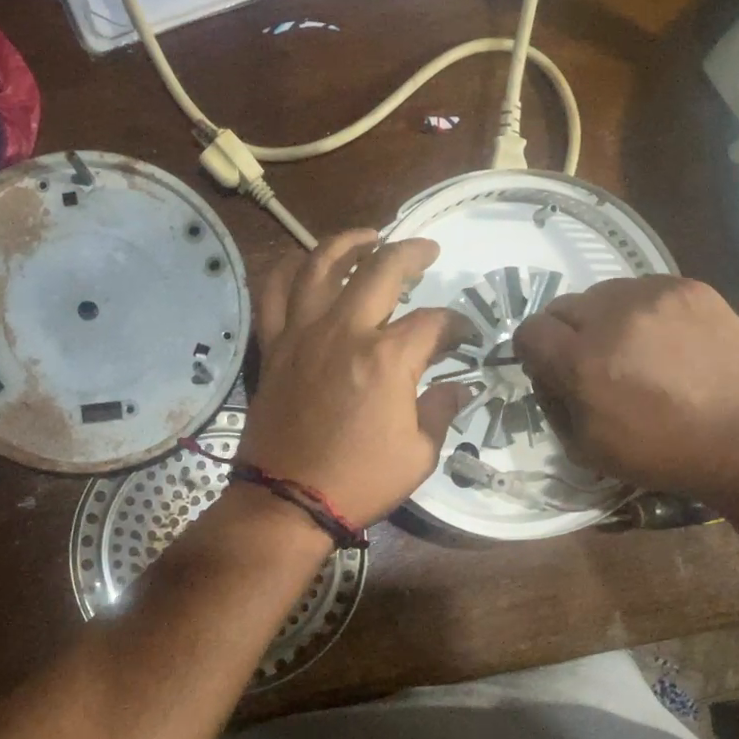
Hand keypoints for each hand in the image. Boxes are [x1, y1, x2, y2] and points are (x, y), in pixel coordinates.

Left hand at [238, 230, 471, 526]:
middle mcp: (344, 330)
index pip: (433, 323)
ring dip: (349, 243)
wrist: (288, 501)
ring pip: (320, 265)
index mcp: (387, 358)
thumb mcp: (419, 454)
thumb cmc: (360, 482)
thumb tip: (462, 387)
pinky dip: (288, 270)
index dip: (456, 326)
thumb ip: (441, 410)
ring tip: (370, 238)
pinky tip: (304, 264)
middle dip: (412, 253)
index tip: (464, 338)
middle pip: (382, 269)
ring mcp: (302, 334)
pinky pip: (273, 294)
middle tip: (427, 251)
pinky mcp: (273, 347)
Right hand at [512, 275, 738, 499]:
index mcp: (582, 362)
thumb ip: (553, 403)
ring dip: (605, 318)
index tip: (552, 369)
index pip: (530, 331)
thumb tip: (546, 372)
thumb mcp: (586, 448)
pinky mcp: (690, 288)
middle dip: (568, 333)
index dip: (534, 352)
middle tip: (594, 362)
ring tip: (633, 348)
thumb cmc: (662, 453)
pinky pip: (644, 288)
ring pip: (603, 293)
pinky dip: (643, 311)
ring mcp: (654, 296)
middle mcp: (612, 317)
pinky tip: (664, 341)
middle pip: (563, 307)